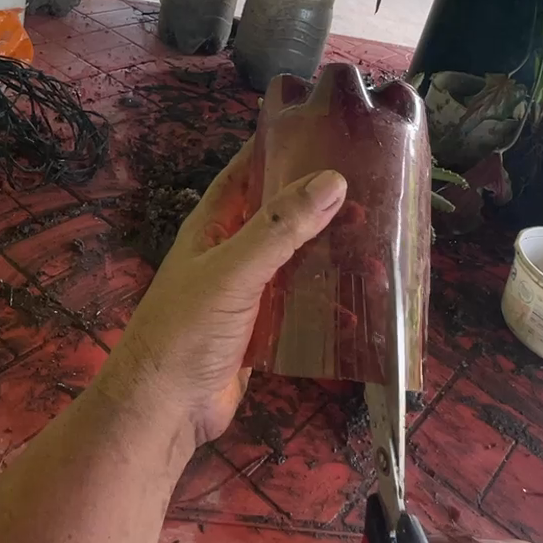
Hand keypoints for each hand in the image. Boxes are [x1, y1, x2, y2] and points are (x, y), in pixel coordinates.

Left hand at [93, 141, 346, 447]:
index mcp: (213, 226)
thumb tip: (330, 179)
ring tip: (377, 250)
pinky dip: (328, 305)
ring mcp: (246, 292)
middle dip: (319, 208)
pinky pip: (300, 307)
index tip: (322, 134)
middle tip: (369, 196)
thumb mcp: (233, 271)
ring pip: (295, 263)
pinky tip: (362, 308)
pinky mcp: (262, 329)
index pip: (245, 174)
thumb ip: (279, 228)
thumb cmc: (187, 329)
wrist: (165, 408)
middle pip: (279, 218)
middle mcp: (230, 252)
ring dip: (330, 257)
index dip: (277, 151)